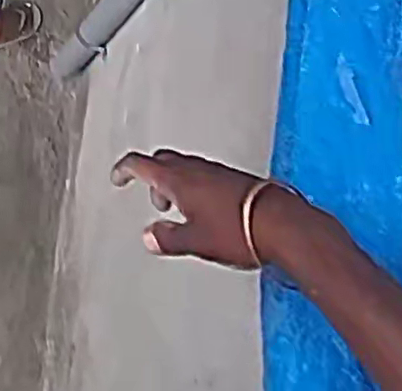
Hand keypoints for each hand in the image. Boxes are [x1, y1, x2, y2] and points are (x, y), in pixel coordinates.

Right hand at [110, 149, 268, 268]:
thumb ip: (169, 238)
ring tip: (183, 207)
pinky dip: (195, 184)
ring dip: (175, 181)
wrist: (284, 224)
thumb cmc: (237, 229)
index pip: (138, 163)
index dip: (123, 169)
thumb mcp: (196, 241)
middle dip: (151, 176)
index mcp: (175, 178)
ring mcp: (214, 170)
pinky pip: (203, 173)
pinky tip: (208, 207)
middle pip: (160, 161)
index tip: (117, 176)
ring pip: (183, 166)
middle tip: (155, 198)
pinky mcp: (233, 177)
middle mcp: (191, 168)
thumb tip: (149, 237)